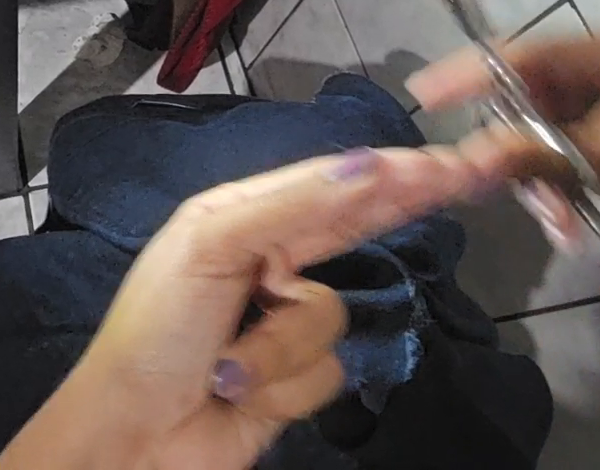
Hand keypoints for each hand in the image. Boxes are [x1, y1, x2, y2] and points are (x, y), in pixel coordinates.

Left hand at [0, 147, 495, 469]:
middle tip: (466, 176)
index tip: (444, 162)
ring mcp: (283, 318)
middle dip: (401, 204)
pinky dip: (284, 381)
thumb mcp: (211, 247)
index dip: (388, 170)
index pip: (328, 183)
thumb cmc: (159, 329)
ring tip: (230, 360)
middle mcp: (269, 255)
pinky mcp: (295, 374)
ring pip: (333, 313)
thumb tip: (362, 165)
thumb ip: (291, 206)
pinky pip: (325, 365)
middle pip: (351, 225)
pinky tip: (241, 390)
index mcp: (242, 215)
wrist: (133, 438)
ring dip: (281, 345)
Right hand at [404, 24, 599, 290]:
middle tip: (490, 176)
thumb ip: (529, 150)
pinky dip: (559, 178)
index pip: (536, 50)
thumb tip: (457, 157)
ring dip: (540, 171)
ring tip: (553, 215)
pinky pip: (571, 146)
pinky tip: (566, 214)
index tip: (423, 90)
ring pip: (550, 125)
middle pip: (539, 91)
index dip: (475, 71)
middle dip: (517, 140)